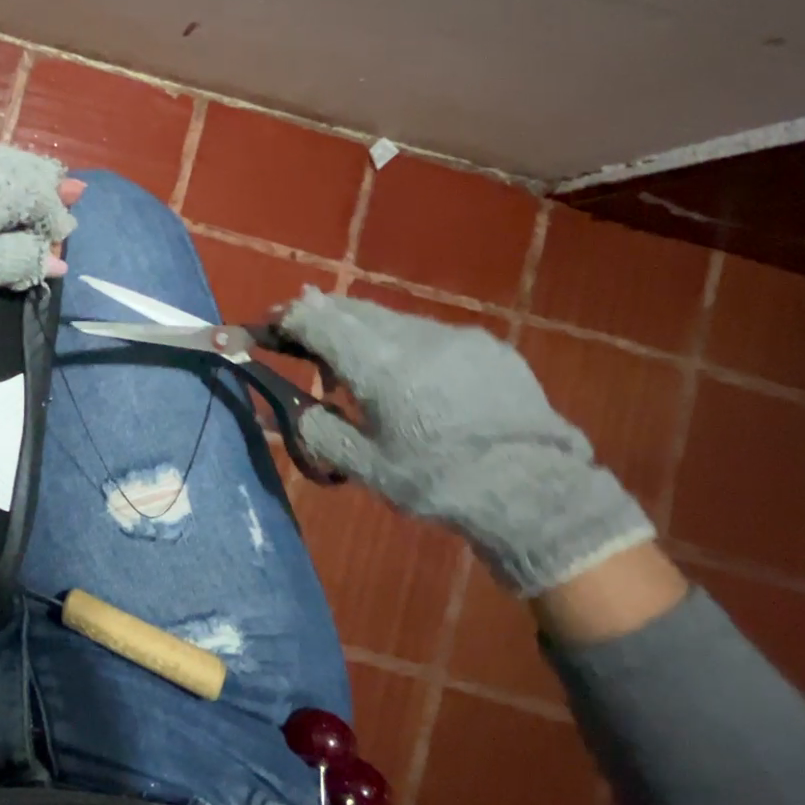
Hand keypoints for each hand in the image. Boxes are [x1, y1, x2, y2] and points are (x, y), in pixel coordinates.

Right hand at [276, 290, 654, 596]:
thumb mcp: (363, 465)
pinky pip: (428, 334)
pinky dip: (401, 344)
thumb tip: (285, 408)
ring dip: (360, 331)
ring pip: (389, 318)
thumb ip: (316, 427)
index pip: (315, 319)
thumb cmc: (437, 483)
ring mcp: (455, 337)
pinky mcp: (488, 346)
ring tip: (354, 366)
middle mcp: (413, 335)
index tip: (266, 328)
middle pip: (351, 309)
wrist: (537, 495)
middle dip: (318, 318)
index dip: (285, 320)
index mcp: (377, 364)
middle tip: (299, 337)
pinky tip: (408, 376)